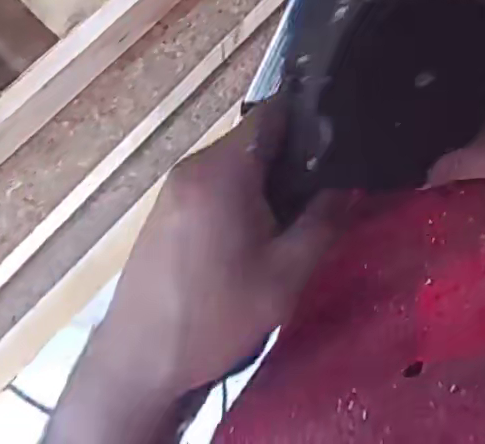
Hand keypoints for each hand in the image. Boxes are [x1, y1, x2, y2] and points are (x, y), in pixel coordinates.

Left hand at [48, 103, 350, 443]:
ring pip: (241, 157)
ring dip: (273, 171)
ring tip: (304, 199)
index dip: (314, 113)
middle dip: (298, 149)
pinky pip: (220, 177)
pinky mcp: (168, 208)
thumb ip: (325, 217)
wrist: (132, 374)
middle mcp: (194, 166)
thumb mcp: (287, 272)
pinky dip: (247, 187)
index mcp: (222, 170)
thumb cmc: (214, 316)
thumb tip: (351, 180)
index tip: (344, 131)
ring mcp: (176, 187)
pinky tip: (264, 221)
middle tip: (331, 174)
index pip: (275, 111)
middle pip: (260, 134)